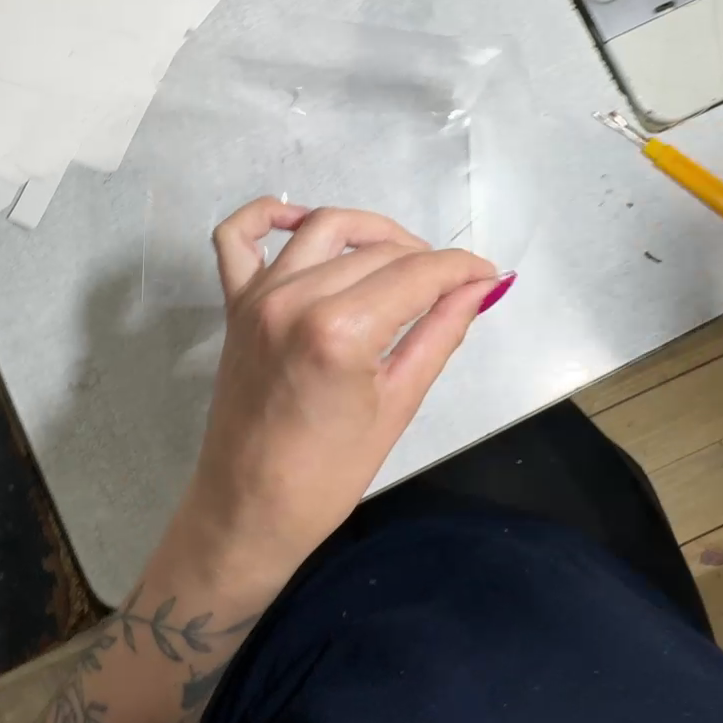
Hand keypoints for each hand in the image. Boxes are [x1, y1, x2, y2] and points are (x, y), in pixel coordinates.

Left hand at [174, 199, 499, 592]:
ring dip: (371, 231)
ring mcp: (259, 295)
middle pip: (378, 250)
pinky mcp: (235, 302)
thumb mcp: (399, 404)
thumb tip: (480, 288)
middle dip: (427, 259)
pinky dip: (268, 215)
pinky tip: (301, 221)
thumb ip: (441, 333)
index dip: (462, 268)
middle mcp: (296, 297)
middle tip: (452, 284)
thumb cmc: (330, 475)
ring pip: (325, 228)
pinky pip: (238, 237)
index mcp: (341, 330)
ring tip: (401, 258)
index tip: (487, 274)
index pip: (418, 274)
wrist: (249, 507)